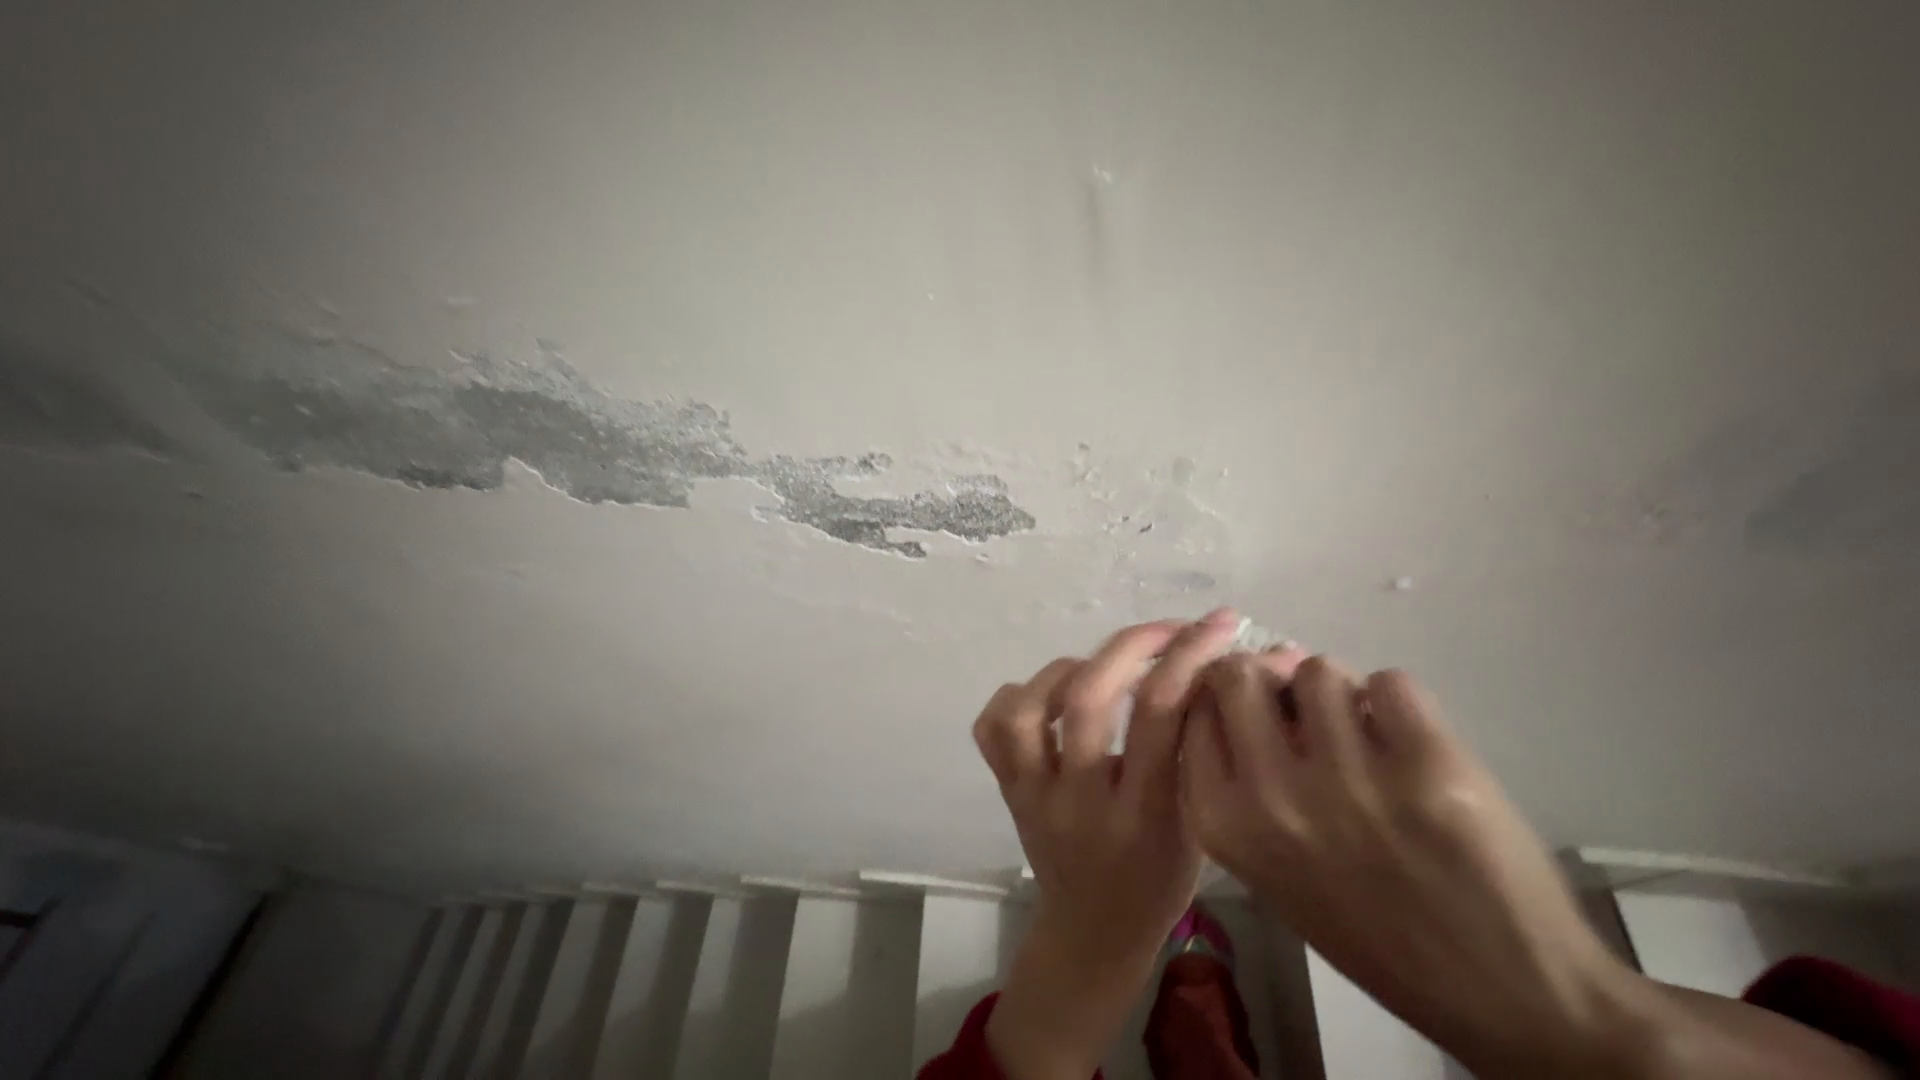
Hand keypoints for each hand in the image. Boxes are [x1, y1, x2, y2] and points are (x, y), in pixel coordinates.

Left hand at [973, 609, 1242, 1078]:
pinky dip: (1018, 697)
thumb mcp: (1197, 825)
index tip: (1216, 624)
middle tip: (1164, 629)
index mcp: (1141, 812)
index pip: (1160, 714)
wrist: (1094, 931)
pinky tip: (1051, 696)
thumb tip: (1208, 673)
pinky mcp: (1008, 792)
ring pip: (1027, 710)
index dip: (1189, 656)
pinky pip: (992, 731)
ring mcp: (1034, 795)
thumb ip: (1197, 753)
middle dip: (1130, 647)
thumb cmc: (1159, 880)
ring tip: (1100, 667)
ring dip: (1067, 670)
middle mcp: (1080, 799)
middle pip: (1087, 699)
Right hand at [1180, 650, 1645, 1076]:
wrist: (1501, 992)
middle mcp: (1273, 798)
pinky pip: (1391, 683)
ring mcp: (1350, 780)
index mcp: (1226, 827)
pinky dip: (1399, 704)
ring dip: (1340, 693)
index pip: (1192, 714)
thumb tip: (1258, 683)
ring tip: (1366, 735)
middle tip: (1303, 703)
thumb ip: (1247, 782)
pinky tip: (1411, 743)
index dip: (1224, 697)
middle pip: (1241, 676)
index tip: (1255, 706)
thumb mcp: (1275, 869)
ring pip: (1319, 671)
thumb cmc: (1374, 933)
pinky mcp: (1428, 764)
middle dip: (1268, 676)